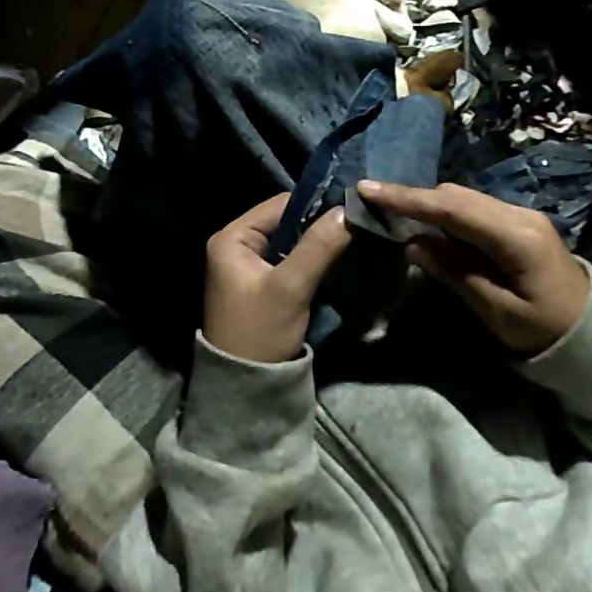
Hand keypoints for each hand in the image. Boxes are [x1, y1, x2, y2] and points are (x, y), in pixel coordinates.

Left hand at [204, 194, 353, 362]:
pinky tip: (339, 259)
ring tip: (355, 238)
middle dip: (321, 224)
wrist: (245, 388)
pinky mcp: (264, 284)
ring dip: (320, 242)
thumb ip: (319, 246)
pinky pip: (293, 260)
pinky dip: (314, 260)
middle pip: (288, 221)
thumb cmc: (260, 331)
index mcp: (232, 238)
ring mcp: (250, 266)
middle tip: (359, 223)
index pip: (280, 204)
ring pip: (293, 241)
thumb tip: (348, 210)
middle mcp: (238, 245)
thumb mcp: (290, 287)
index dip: (317, 203)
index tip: (353, 207)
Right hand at [357, 181, 588, 353]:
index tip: (369, 190)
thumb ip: (455, 272)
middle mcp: (519, 215)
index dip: (408, 198)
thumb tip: (412, 243)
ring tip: (392, 210)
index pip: (452, 209)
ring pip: (464, 198)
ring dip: (429, 202)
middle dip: (414, 196)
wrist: (591, 332)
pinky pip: (475, 208)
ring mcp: (521, 215)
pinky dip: (447, 212)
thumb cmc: (543, 330)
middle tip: (373, 202)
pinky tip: (427, 223)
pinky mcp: (519, 222)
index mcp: (516, 237)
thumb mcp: (496, 310)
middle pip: (457, 196)